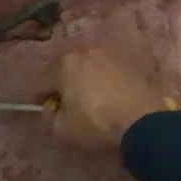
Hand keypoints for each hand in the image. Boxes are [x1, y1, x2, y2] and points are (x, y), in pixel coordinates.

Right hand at [49, 48, 172, 148]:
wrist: (142, 119)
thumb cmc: (96, 122)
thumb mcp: (64, 129)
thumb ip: (50, 120)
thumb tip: (51, 114)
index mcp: (65, 63)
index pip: (43, 80)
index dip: (38, 96)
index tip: (40, 108)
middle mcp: (87, 51)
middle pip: (67, 68)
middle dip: (62, 84)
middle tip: (63, 102)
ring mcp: (111, 55)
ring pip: (90, 68)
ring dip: (84, 81)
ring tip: (87, 99)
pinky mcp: (131, 65)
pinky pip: (109, 73)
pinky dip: (104, 83)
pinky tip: (107, 98)